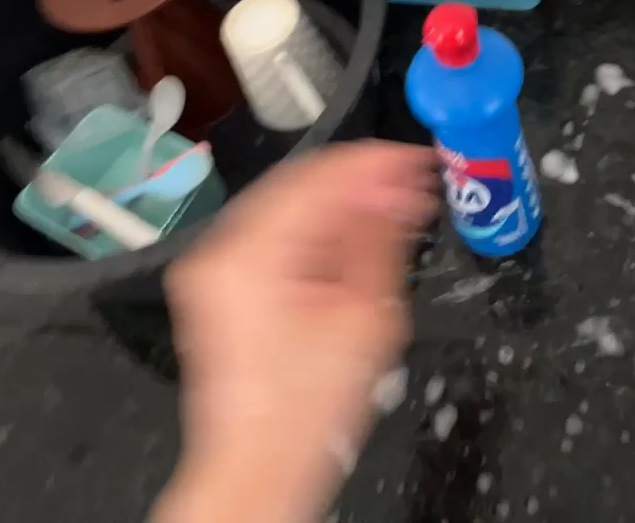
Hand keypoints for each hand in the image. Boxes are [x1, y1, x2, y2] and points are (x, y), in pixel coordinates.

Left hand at [153, 141, 438, 522]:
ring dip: (346, 200)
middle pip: (302, 184)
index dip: (375, 162)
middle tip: (413, 182)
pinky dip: (323, 226)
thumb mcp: (365, 319)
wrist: (258, 473)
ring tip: (396, 205)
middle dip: (364, 180)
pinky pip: (281, 231)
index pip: (319, 178)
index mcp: (250, 254)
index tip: (415, 160)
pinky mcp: (228, 280)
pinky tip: (359, 231)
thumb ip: (381, 239)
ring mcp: (219, 265)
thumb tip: (401, 188)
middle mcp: (222, 249)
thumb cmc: (305, 416)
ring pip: (293, 203)